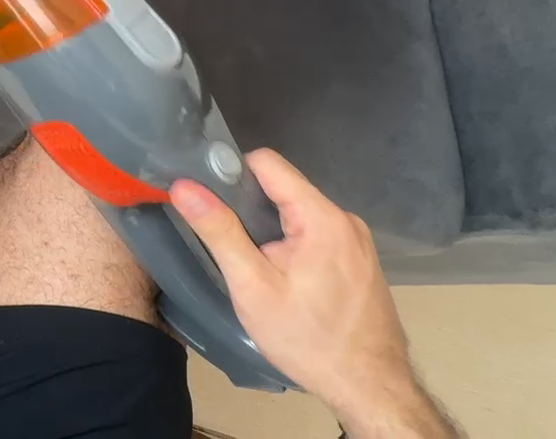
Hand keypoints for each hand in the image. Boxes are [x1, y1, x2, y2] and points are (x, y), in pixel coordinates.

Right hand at [171, 150, 436, 428]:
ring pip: (297, 210)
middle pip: (282, 186)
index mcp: (322, 217)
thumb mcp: (252, 286)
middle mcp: (345, 219)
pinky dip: (292, 242)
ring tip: (255, 262)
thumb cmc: (309, 339)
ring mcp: (357, 240)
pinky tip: (284, 276)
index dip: (232, 172)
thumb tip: (183, 186)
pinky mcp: (361, 259)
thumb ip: (219, 230)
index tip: (212, 199)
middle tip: (232, 242)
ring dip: (271, 227)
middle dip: (250, 205)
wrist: (372, 394)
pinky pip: (315, 230)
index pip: (267, 162)